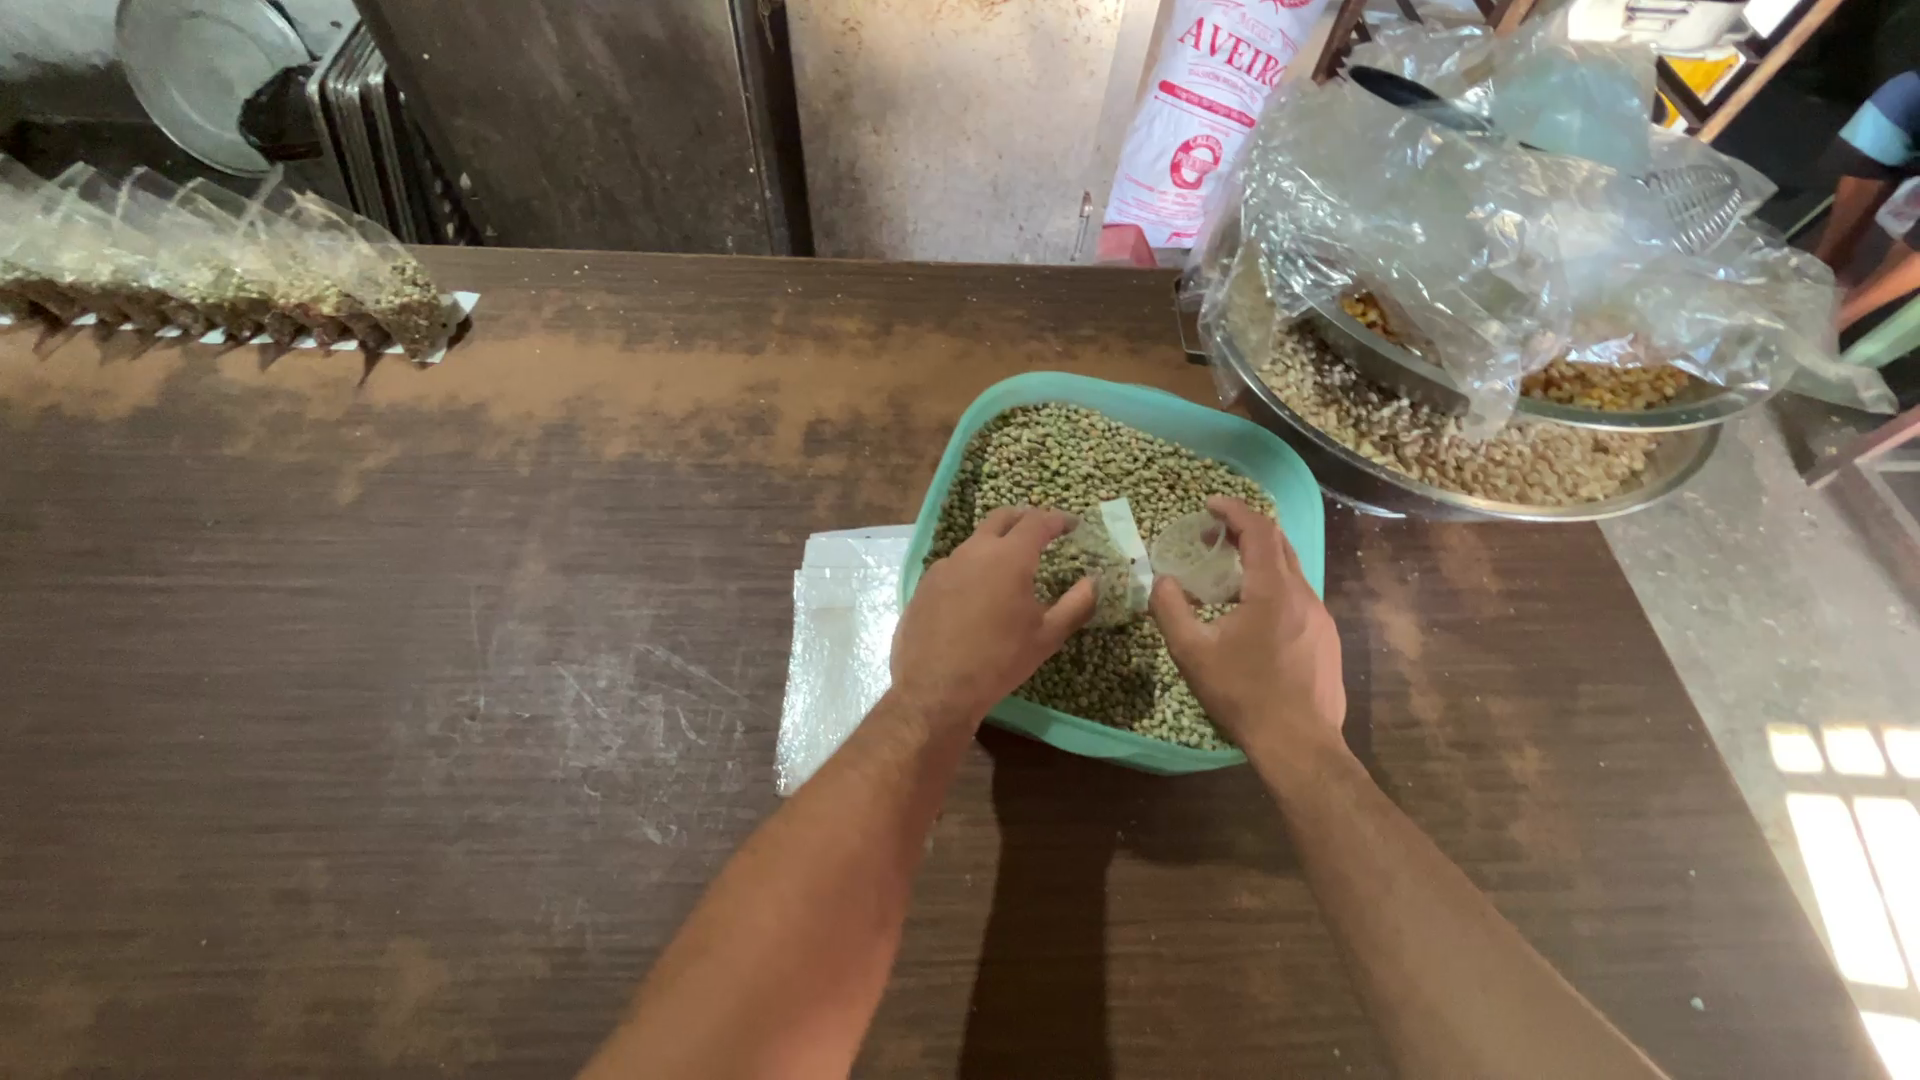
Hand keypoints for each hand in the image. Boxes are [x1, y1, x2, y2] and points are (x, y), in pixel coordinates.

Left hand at [892, 507, 1095, 730]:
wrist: (935, 688)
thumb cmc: (999, 660)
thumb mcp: (1047, 636)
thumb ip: (1076, 604)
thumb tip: (1094, 582)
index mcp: (1009, 557)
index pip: (1037, 522)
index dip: (1058, 519)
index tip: (1071, 525)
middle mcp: (974, 551)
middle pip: (1002, 518)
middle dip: (1024, 518)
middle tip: (1040, 530)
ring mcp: (945, 565)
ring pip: (975, 542)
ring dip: (996, 544)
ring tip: (1010, 567)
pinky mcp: (925, 584)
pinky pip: (955, 565)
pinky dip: (973, 568)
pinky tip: (977, 594)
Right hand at [1150, 496, 1344, 753]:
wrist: (1298, 743)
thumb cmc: (1243, 694)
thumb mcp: (1192, 652)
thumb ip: (1171, 609)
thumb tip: (1161, 581)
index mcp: (1274, 591)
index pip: (1259, 530)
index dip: (1234, 510)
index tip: (1209, 504)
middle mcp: (1304, 595)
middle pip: (1279, 544)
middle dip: (1245, 530)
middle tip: (1212, 536)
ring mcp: (1321, 617)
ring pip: (1291, 571)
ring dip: (1260, 560)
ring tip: (1227, 574)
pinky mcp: (1326, 639)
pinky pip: (1298, 597)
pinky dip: (1273, 586)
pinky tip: (1252, 614)